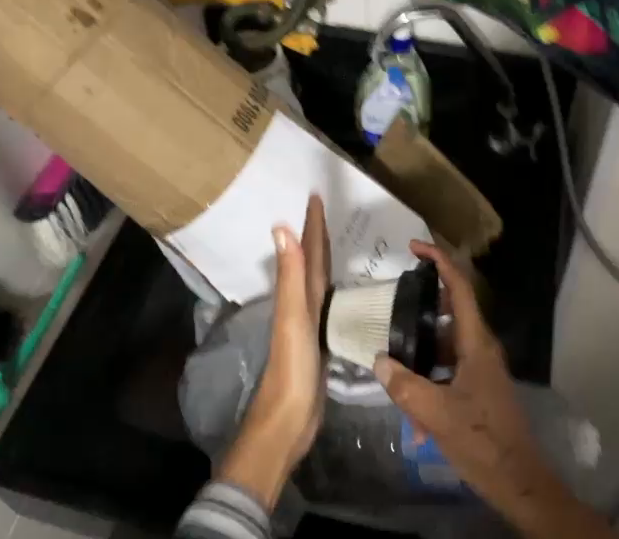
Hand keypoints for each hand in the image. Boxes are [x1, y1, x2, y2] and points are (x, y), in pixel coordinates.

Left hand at [218, 195, 329, 509]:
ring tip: (334, 241)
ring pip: (318, 283)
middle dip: (317, 236)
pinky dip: (332, 291)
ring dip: (323, 261)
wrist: (286, 423)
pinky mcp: (319, 346)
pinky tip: (338, 292)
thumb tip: (280, 227)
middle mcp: (302, 306)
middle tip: (326, 209)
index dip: (311, 226)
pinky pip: (327, 306)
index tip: (315, 195)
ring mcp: (309, 326)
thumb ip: (290, 277)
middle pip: (311, 264)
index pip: (307, 253)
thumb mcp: (293, 319)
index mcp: (297, 298)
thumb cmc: (290, 370)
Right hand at [375, 242, 618, 538]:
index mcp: (476, 343)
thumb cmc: (481, 440)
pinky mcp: (479, 389)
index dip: (439, 261)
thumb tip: (380, 359)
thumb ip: (404, 385)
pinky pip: (448, 370)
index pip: (459, 287)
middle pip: (451, 311)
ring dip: (421, 353)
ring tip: (393, 363)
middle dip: (422, 306)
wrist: (519, 481)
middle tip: (393, 302)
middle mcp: (481, 348)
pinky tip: (410, 411)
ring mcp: (481, 369)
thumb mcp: (436, 414)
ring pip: (446, 345)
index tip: (415, 246)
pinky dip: (429, 380)